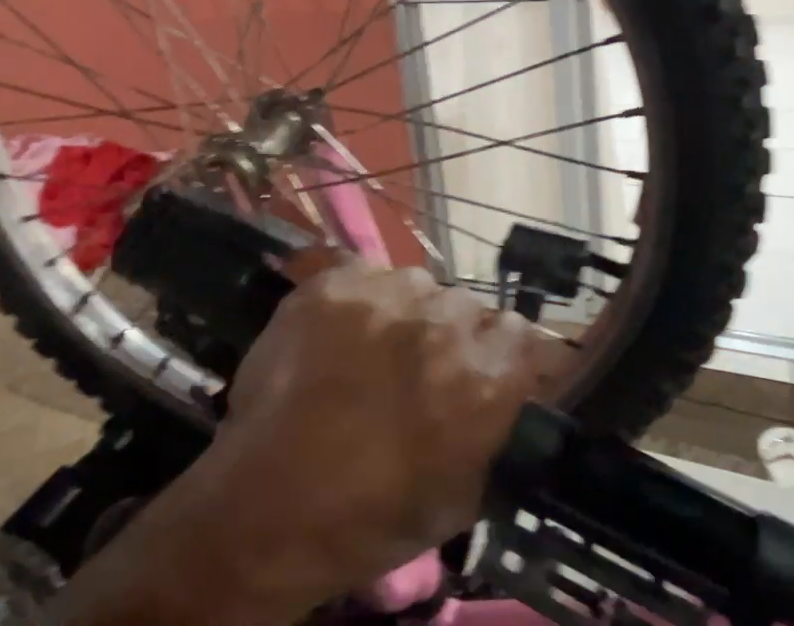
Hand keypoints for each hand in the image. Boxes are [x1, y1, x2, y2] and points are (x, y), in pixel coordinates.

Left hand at [217, 259, 549, 587]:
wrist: (271, 504)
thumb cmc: (376, 519)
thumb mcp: (467, 493)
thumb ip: (497, 429)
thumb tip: (507, 398)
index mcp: (486, 374)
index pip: (522, 334)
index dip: (502, 354)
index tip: (483, 371)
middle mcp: (443, 320)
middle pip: (465, 306)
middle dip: (450, 334)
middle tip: (418, 369)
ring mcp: (383, 296)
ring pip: (415, 284)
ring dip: (406, 312)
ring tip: (373, 349)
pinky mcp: (331, 284)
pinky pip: (364, 273)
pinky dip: (359, 298)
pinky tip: (338, 334)